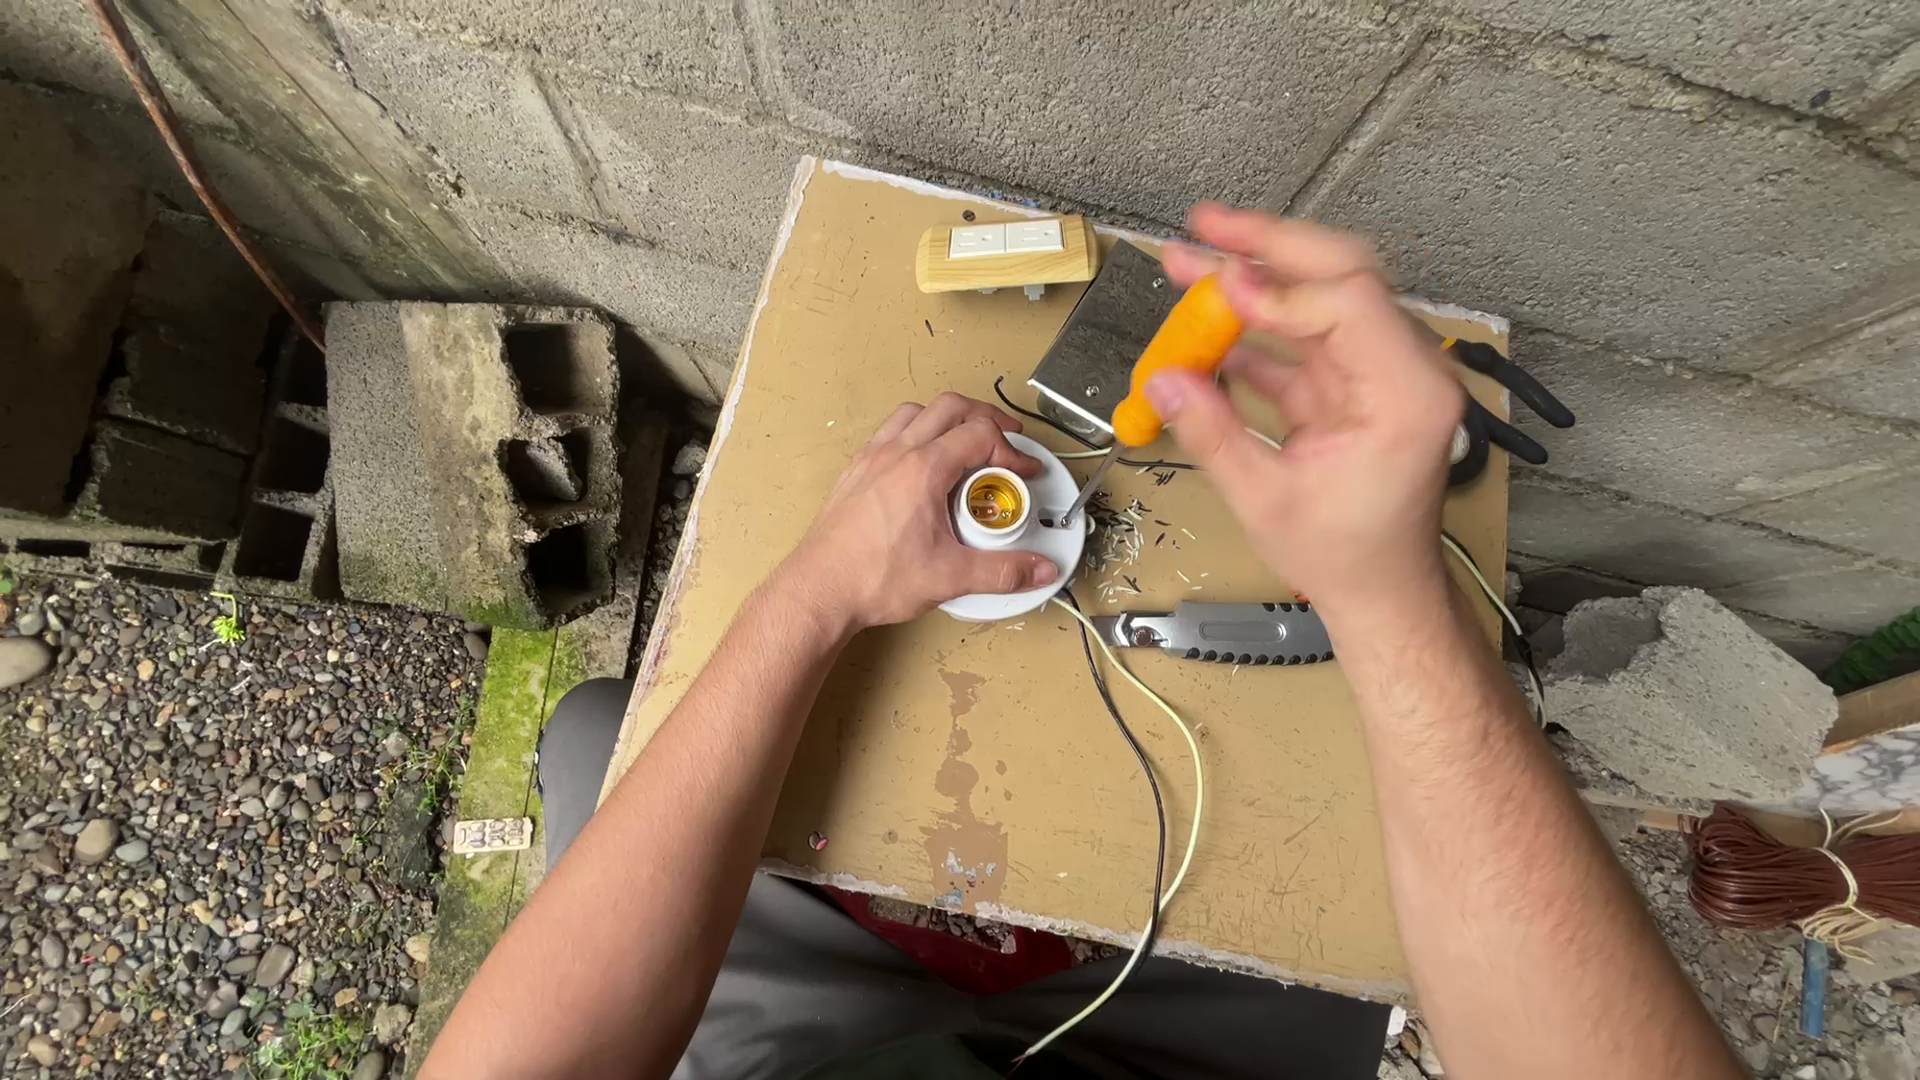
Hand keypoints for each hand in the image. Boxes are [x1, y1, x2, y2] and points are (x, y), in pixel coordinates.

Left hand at [776, 393, 1059, 631]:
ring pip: (916, 412)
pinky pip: (889, 432)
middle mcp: (895, 454)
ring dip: (947, 418)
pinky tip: (922, 461)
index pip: (980, 435)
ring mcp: (872, 459)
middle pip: (950, 407)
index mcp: (922, 469)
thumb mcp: (950, 577)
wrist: (819, 590)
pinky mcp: (856, 472)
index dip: (1012, 451)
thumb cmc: (872, 578)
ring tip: (966, 442)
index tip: (1023, 472)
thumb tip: (1039, 569)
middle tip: (1007, 440)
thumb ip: (1003, 571)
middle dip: (986, 418)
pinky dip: (915, 432)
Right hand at [1151, 204, 1463, 618]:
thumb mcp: (1262, 500)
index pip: (1348, 305)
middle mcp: (1402, 371)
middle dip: (1267, 246)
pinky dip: (1252, 331)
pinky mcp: (1348, 386)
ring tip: (1191, 263)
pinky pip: (1297, 341)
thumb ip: (1210, 433)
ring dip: (1253, 280)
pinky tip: (1207, 324)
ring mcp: (1375, 374)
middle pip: (1340, 275)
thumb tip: (1162, 381)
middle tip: (1203, 226)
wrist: (1379, 587)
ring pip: (1316, 299)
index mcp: (1404, 397)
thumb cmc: (1343, 554)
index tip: (1215, 283)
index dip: (1277, 289)